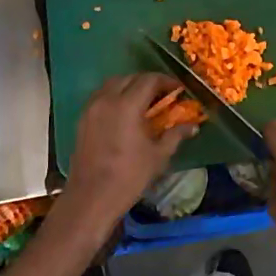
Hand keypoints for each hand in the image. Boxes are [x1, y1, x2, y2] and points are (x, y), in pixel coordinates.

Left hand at [52, 73, 197, 237]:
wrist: (92, 196)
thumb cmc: (130, 176)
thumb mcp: (158, 155)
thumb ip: (175, 134)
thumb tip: (193, 125)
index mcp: (127, 105)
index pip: (149, 80)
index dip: (166, 81)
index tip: (178, 90)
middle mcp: (107, 99)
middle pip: (129, 78)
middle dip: (148, 82)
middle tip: (163, 95)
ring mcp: (91, 108)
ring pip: (112, 84)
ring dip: (130, 86)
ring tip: (144, 101)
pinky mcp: (82, 119)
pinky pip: (101, 97)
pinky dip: (115, 96)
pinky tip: (125, 113)